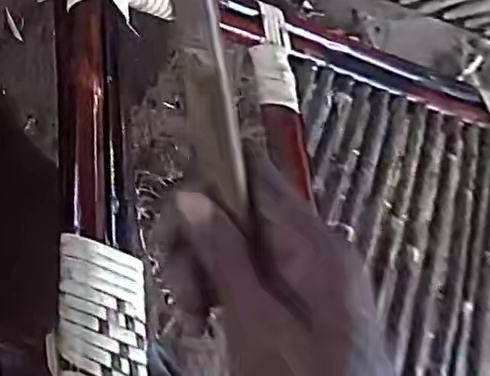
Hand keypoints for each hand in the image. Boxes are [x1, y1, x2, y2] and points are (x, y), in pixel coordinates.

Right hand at [156, 159, 394, 375]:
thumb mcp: (256, 319)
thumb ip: (223, 253)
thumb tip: (189, 196)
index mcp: (315, 245)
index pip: (251, 170)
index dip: (207, 170)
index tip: (174, 196)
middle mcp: (311, 250)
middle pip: (227, 208)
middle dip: (190, 239)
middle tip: (177, 276)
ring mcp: (302, 274)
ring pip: (224, 239)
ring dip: (194, 269)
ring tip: (189, 309)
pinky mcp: (292, 297)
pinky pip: (237, 268)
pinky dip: (210, 287)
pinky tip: (201, 316)